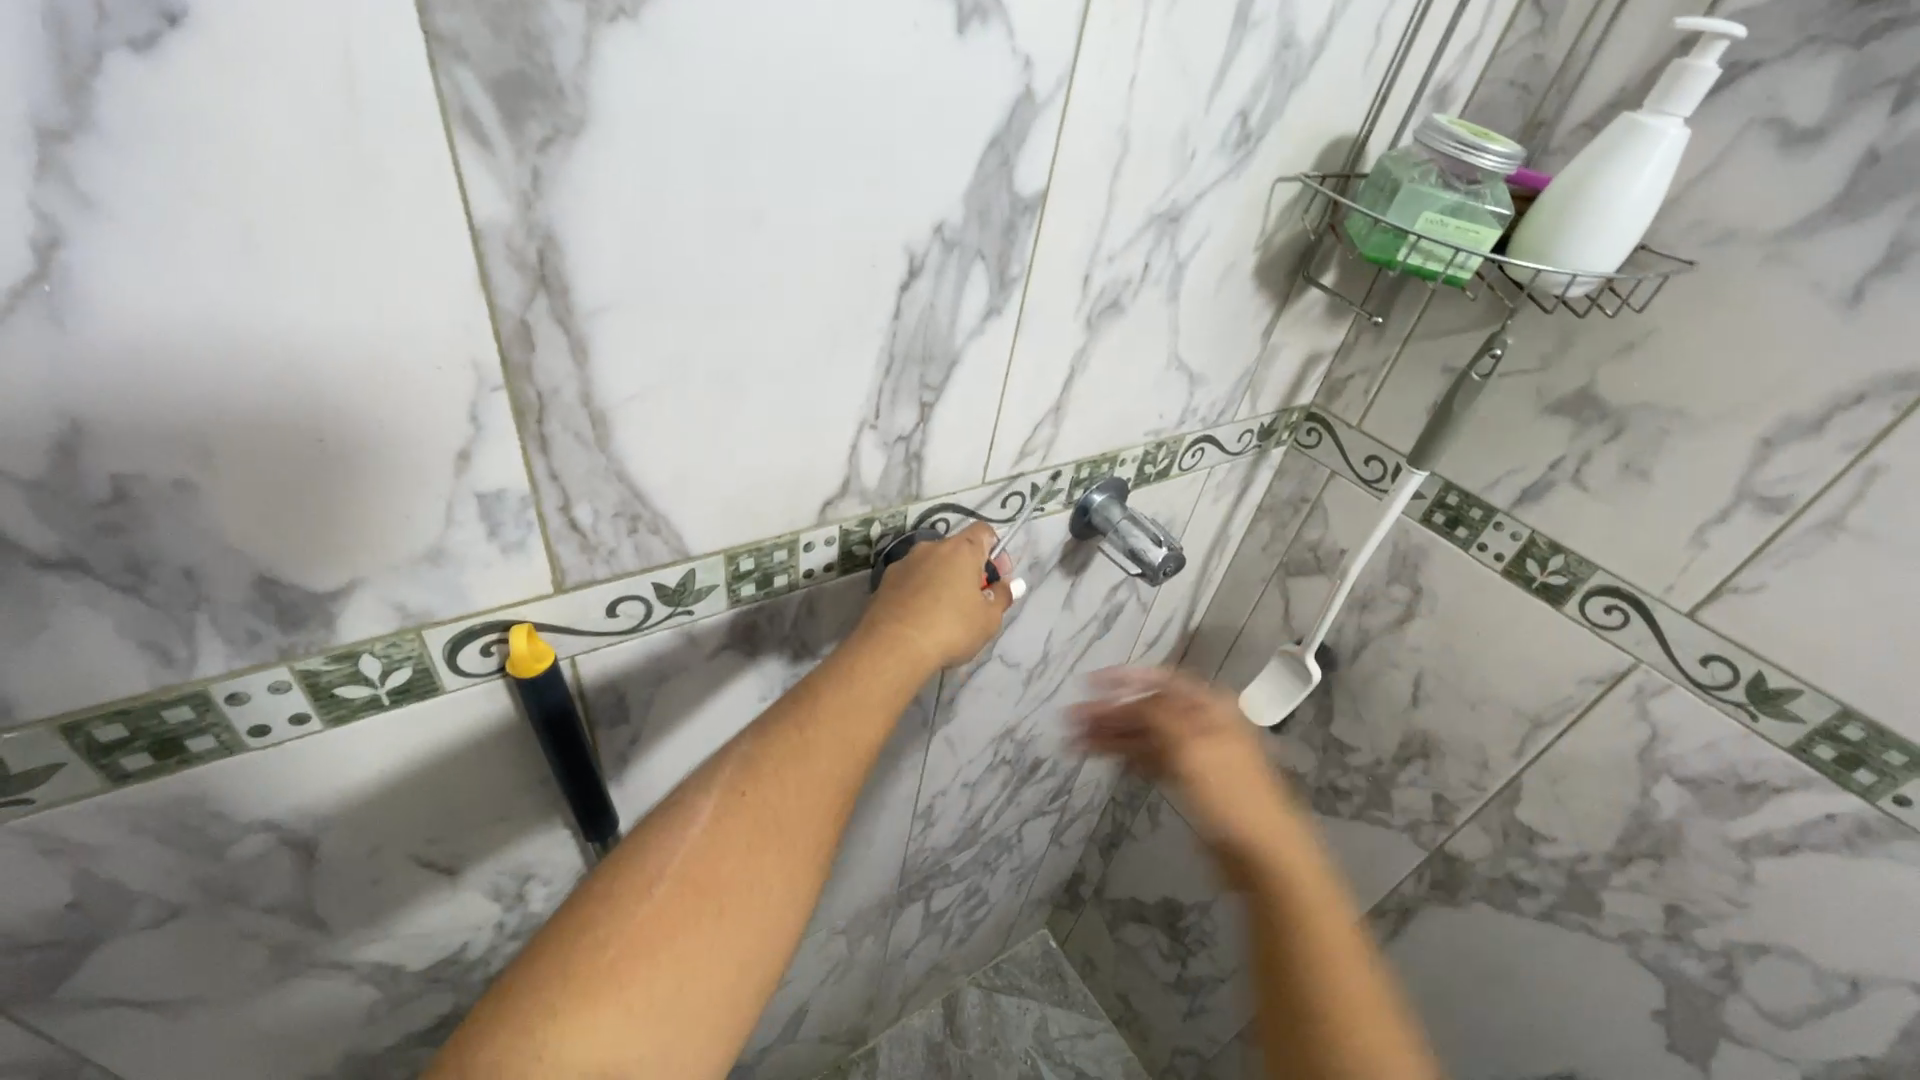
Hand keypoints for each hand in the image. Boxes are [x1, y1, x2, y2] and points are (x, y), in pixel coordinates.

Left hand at [857, 522, 1013, 671]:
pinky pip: (910, 581)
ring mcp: (903, 564)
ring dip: (941, 580)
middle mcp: (930, 548)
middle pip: (956, 549)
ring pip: (931, 565)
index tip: (997, 578)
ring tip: (944, 614)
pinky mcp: (883, 583)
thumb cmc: (950, 629)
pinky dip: (919, 593)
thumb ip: (1002, 597)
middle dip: (968, 569)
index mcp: (961, 549)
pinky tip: (920, 620)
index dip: (995, 551)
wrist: (892, 648)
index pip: (984, 531)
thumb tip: (1008, 585)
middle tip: (974, 600)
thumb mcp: (988, 619)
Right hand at [1070, 667, 1303, 868]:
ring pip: (1145, 736)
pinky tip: (1103, 758)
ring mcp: (1196, 754)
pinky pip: (1151, 760)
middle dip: (1109, 713)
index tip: (1088, 683)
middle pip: (1148, 709)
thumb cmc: (1230, 794)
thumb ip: (1156, 716)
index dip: (1124, 678)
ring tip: (1074, 743)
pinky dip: (1126, 757)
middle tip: (1071, 721)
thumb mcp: (1190, 746)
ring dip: (1112, 736)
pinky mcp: (1189, 782)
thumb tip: (1128, 701)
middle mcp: (1201, 724)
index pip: (1161, 681)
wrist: (1263, 852)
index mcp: (1209, 707)